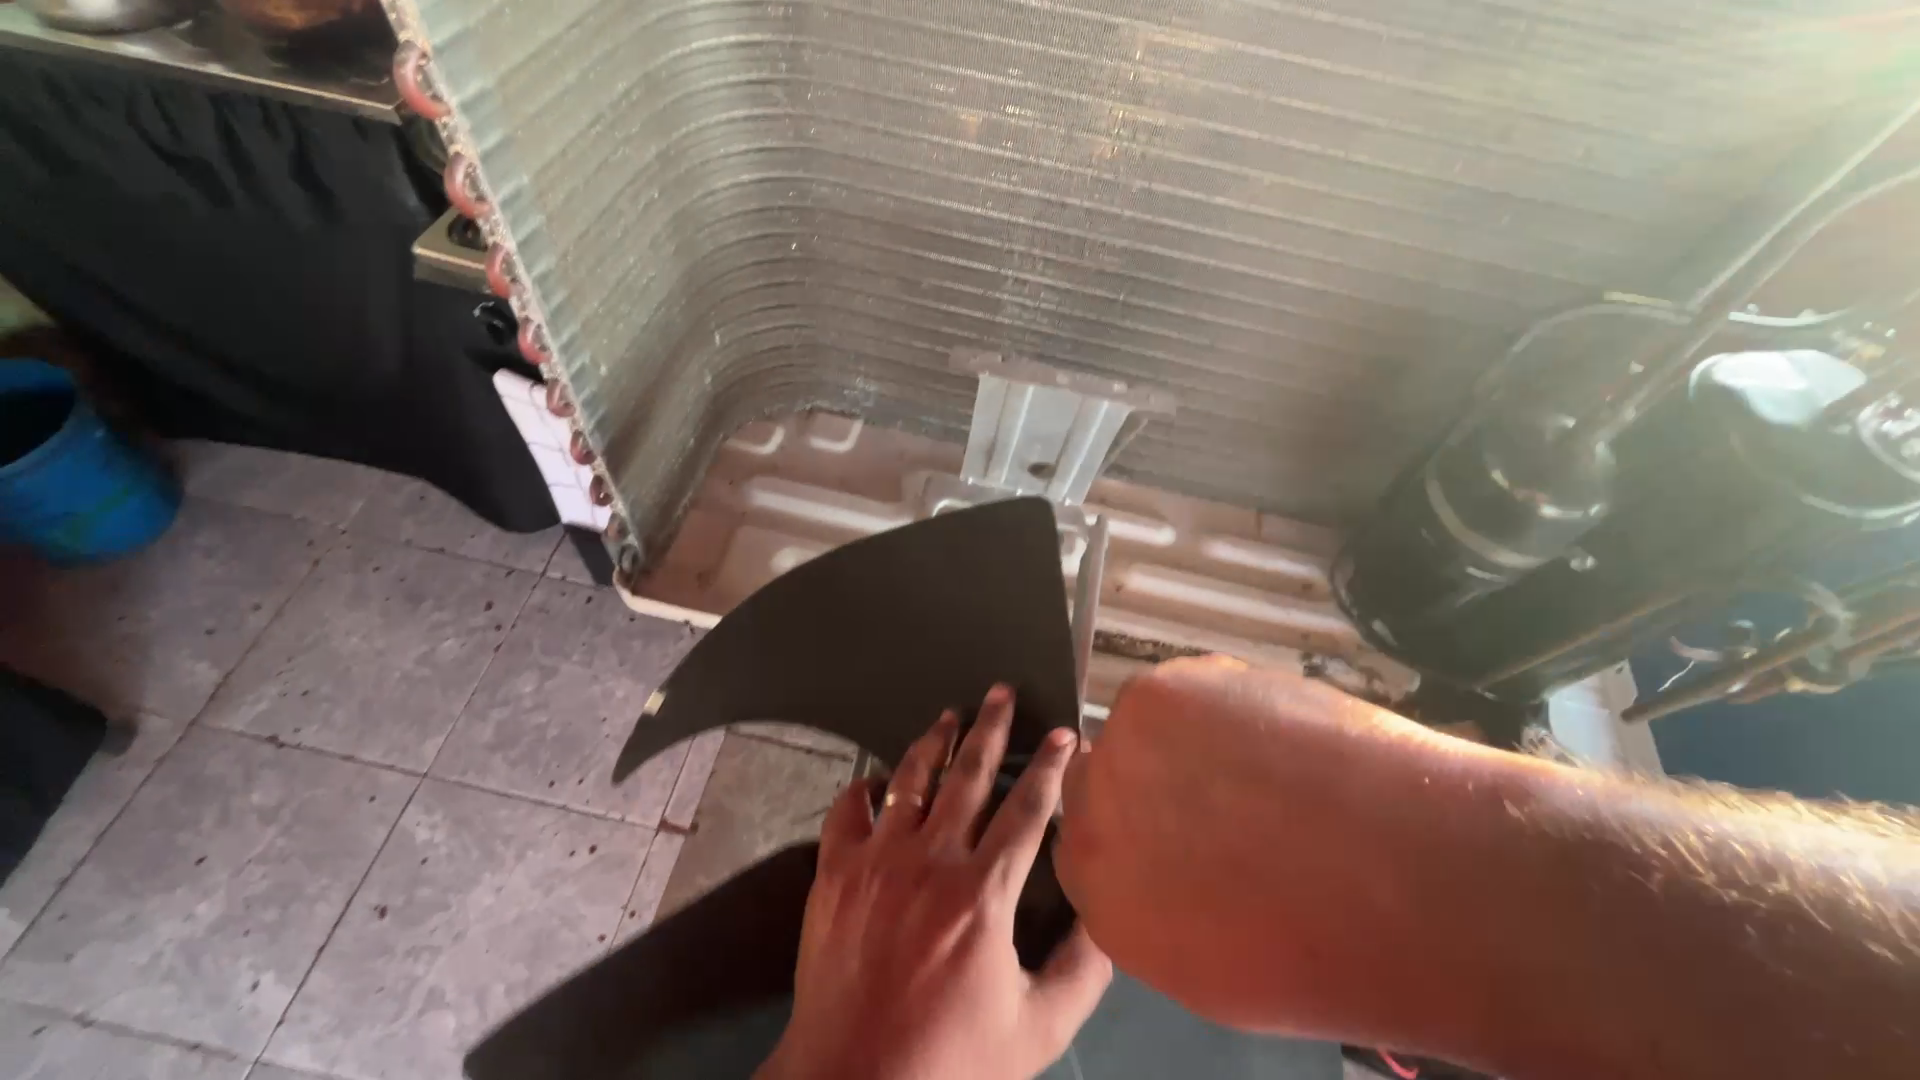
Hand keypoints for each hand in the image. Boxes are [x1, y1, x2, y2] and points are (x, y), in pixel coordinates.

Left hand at [760, 685, 1112, 1079]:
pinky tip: (877, 779)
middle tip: (1001, 691)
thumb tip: (1110, 916)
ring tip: (949, 715)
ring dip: (932, 742)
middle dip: (991, 728)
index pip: (1027, 809)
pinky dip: (863, 788)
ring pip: (909, 780)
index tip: (1063, 735)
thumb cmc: (951, 1061)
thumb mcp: (1038, 1027)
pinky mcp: (833, 875)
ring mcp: (876, 862)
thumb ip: (1082, 968)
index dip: (1049, 766)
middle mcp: (930, 861)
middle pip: (968, 775)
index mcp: (984, 893)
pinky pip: (846, 811)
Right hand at [1053, 655, 1492, 1036]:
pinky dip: (1220, 704)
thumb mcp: (1214, 967)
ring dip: (1184, 737)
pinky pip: (1183, 690)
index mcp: (1098, 891)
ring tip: (1264, 767)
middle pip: (1100, 774)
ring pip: (1144, 725)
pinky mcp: (1164, 689)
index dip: (1132, 828)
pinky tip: (1278, 736)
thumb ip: (1152, 906)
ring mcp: (1122, 744)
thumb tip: (1156, 860)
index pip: (1084, 840)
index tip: (1173, 824)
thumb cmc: (1329, 948)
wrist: (1413, 881)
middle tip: (1217, 790)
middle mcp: (1090, 813)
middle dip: (1146, 779)